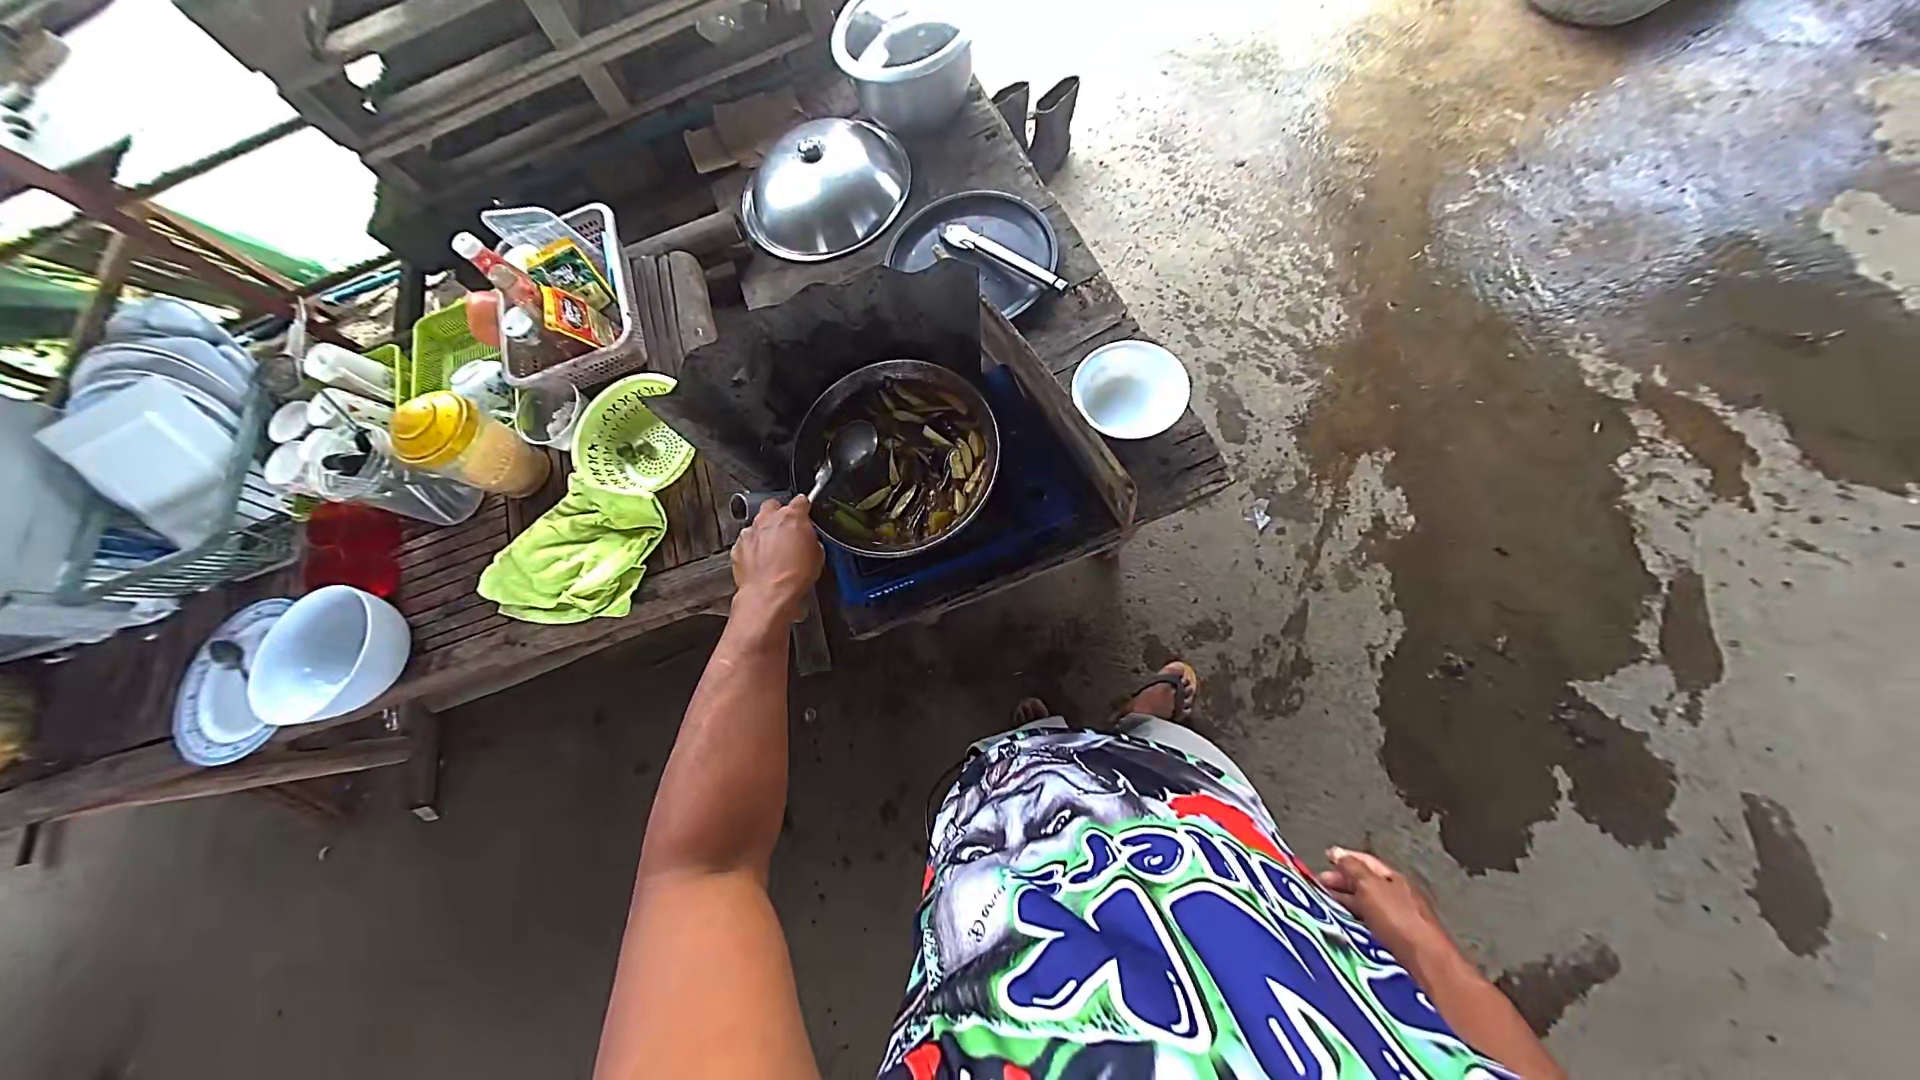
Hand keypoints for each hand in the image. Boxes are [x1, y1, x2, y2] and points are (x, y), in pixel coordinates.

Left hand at [730, 495, 823, 624]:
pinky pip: (746, 541)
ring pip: (758, 523)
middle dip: (780, 515)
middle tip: (788, 530)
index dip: (804, 507)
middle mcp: (768, 520)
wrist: (768, 596)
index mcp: (792, 517)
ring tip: (775, 551)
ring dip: (765, 532)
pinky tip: (762, 561)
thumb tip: (810, 540)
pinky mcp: (738, 548)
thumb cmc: (793, 577)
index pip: (800, 501)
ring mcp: (751, 533)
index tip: (805, 513)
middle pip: (773, 506)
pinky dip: (753, 548)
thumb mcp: (818, 556)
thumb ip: (812, 539)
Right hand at [1318, 847, 1455, 967]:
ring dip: (1348, 900)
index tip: (1326, 857)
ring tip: (1328, 904)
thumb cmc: (1398, 919)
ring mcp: (1403, 918)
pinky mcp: (1402, 940)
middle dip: (1343, 881)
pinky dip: (1358, 918)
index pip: (1366, 861)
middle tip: (1320, 883)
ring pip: (1369, 903)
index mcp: (1395, 878)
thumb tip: (1337, 852)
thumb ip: (1351, 868)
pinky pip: (1374, 921)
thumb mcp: (1368, 886)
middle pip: (1367, 882)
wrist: (1428, 963)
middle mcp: (1401, 895)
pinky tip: (1348, 924)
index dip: (1345, 858)